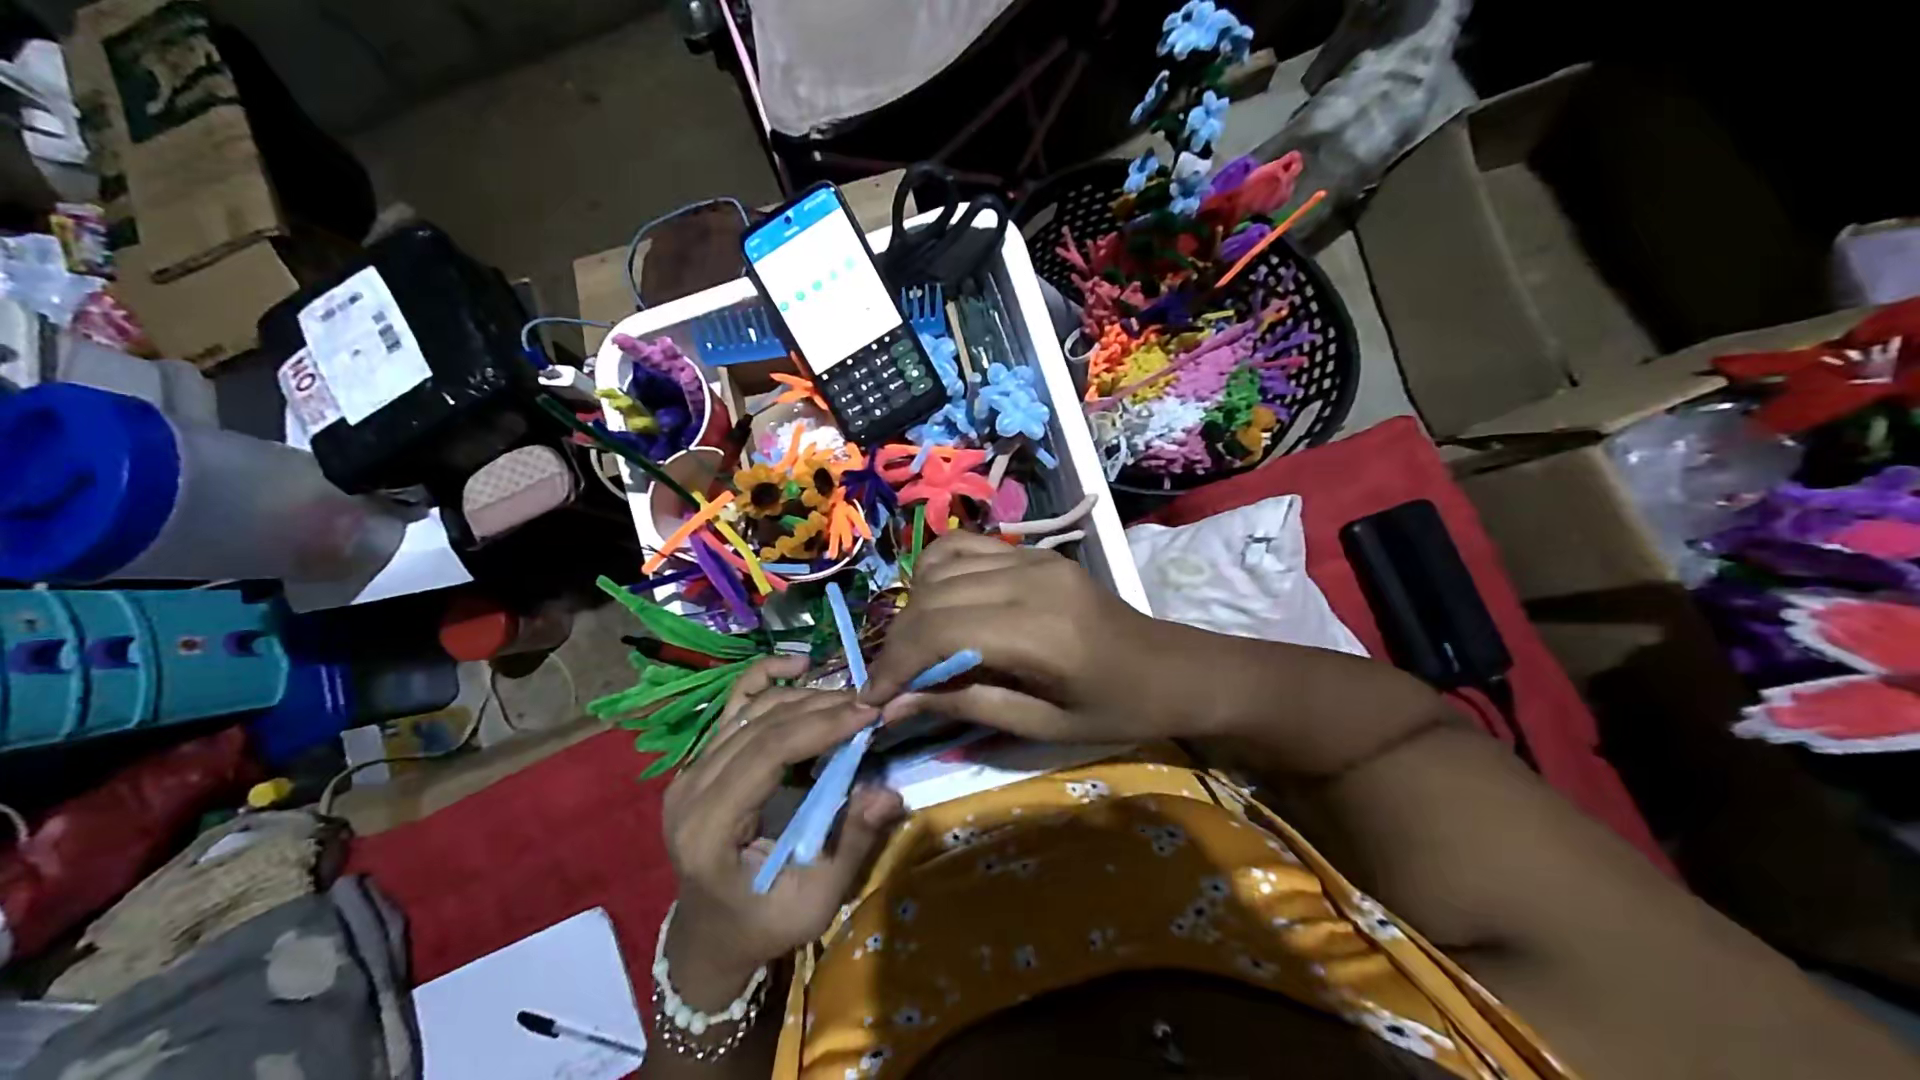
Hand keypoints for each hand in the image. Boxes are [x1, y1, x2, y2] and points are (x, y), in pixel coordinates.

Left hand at [660, 656, 904, 1007]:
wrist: (711, 935)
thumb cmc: (764, 923)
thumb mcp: (816, 900)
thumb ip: (851, 844)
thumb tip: (889, 793)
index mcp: (708, 830)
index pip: (766, 754)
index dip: (819, 726)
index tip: (868, 712)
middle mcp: (689, 791)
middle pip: (760, 726)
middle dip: (821, 708)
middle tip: (871, 704)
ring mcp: (689, 772)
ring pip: (750, 711)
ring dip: (803, 697)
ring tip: (851, 699)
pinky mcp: (698, 763)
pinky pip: (732, 708)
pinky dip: (765, 680)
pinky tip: (797, 664)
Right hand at [861, 532, 1181, 741]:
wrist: (1171, 668)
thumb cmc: (1115, 710)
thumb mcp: (1042, 727)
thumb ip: (968, 704)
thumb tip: (897, 701)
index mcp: (1038, 631)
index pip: (939, 631)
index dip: (896, 664)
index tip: (872, 699)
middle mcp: (1029, 580)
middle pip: (932, 598)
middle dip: (898, 643)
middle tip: (890, 682)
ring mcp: (1031, 557)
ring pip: (938, 567)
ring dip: (913, 609)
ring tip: (914, 649)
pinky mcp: (1033, 551)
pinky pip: (963, 547)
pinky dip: (935, 574)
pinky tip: (937, 605)